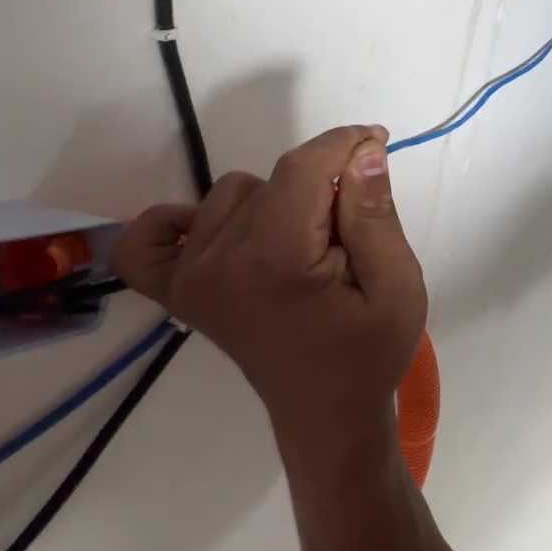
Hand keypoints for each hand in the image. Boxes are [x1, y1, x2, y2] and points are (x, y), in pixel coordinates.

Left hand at [114, 126, 426, 432]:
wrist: (328, 410)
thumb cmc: (372, 349)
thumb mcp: (398, 283)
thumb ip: (375, 216)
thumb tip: (363, 151)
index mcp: (276, 258)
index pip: (305, 166)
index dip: (347, 141)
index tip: (381, 140)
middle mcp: (219, 260)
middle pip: (278, 178)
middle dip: (327, 182)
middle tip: (359, 228)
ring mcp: (190, 276)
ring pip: (237, 192)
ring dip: (280, 199)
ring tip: (312, 241)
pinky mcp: (178, 290)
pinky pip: (154, 235)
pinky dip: (184, 221)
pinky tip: (226, 231)